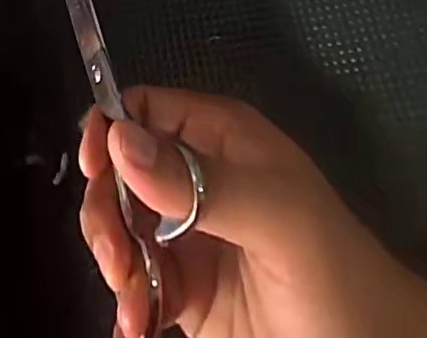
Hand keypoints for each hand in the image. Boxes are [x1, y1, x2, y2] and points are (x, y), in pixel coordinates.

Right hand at [80, 89, 426, 337]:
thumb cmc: (333, 274)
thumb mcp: (275, 219)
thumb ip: (200, 183)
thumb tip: (118, 138)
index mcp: (220, 137)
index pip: (146, 109)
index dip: (112, 129)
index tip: (92, 170)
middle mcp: (198, 176)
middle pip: (121, 171)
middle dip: (108, 210)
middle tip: (118, 259)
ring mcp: (189, 232)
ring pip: (121, 226)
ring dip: (114, 263)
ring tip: (136, 306)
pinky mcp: (185, 288)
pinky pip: (135, 282)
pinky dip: (127, 304)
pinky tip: (138, 330)